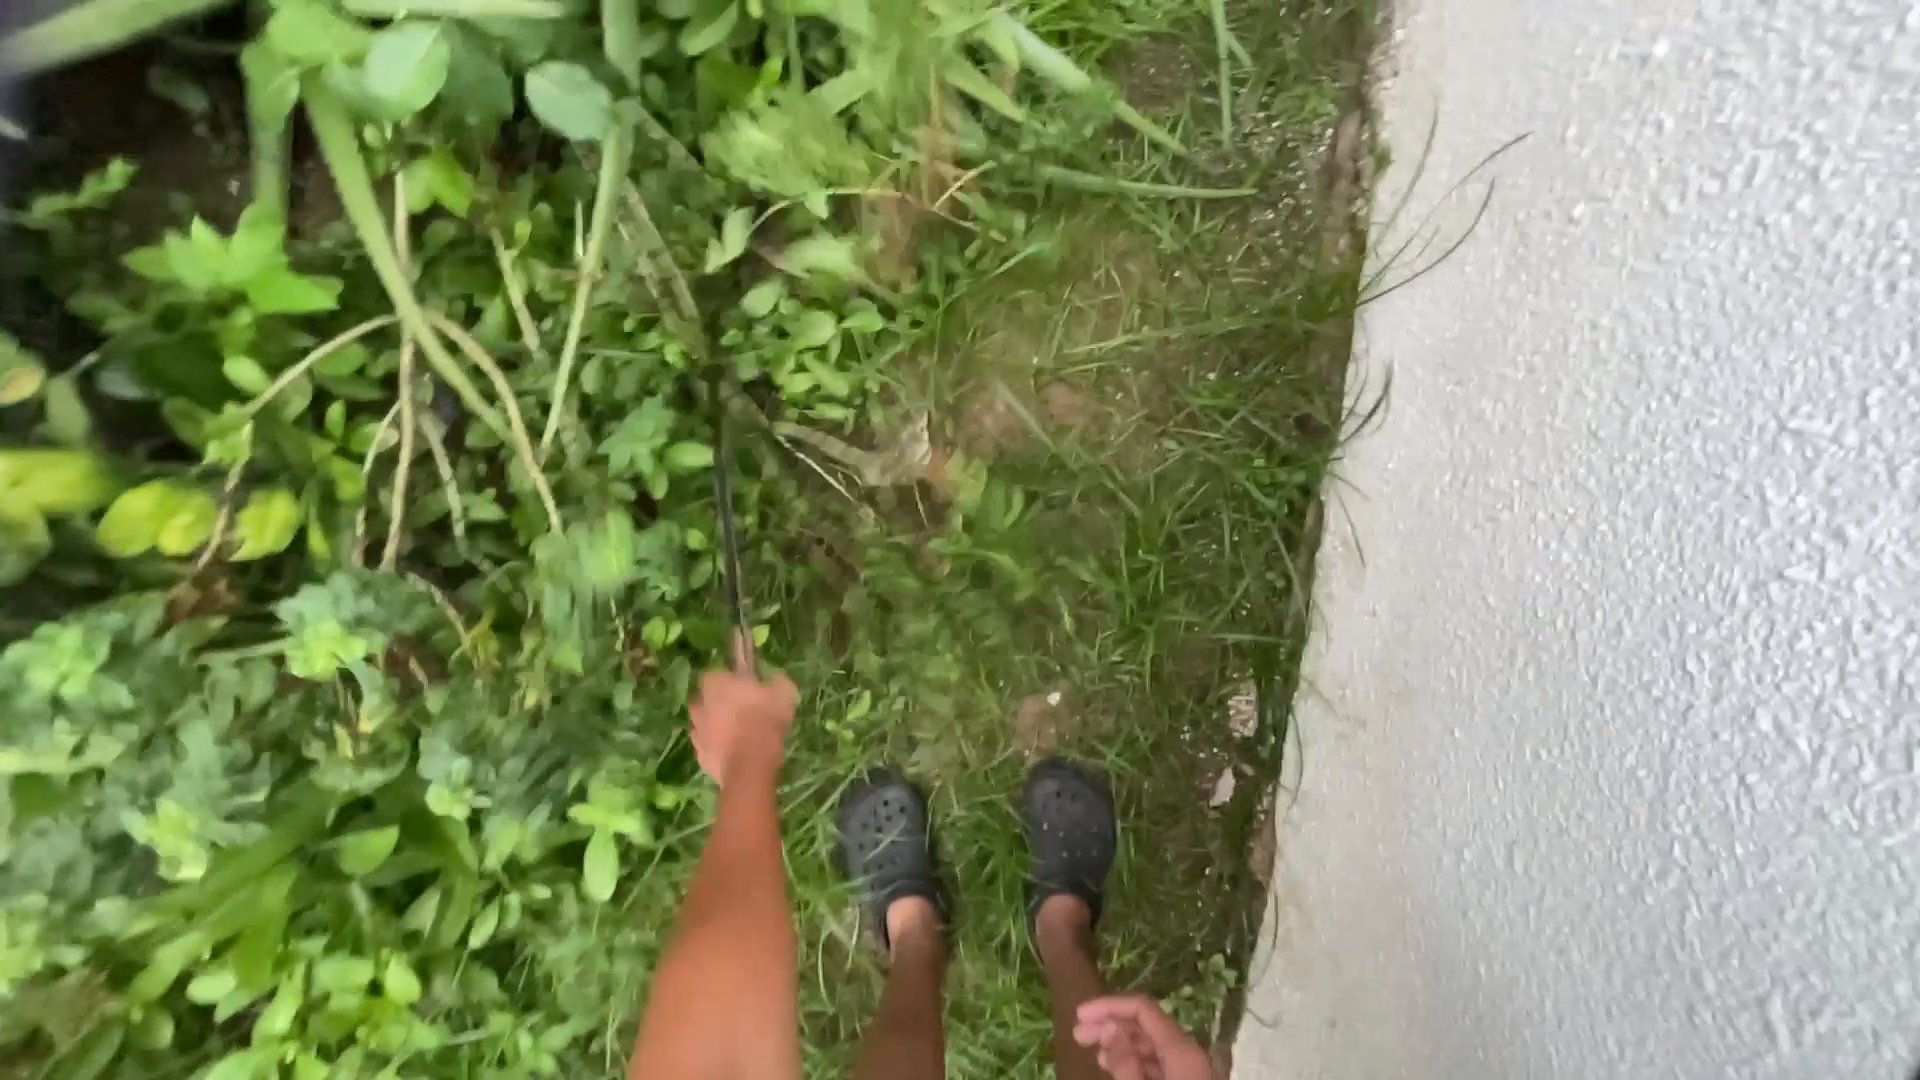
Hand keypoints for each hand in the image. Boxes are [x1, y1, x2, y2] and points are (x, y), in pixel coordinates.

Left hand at [688, 638, 796, 788]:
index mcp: (716, 683)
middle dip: (720, 700)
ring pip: (705, 722)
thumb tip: (774, 678)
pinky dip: (717, 745)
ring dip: (716, 723)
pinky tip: (734, 750)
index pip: (717, 672)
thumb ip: (776, 680)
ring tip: (738, 730)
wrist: (750, 766)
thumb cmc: (765, 721)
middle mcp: (700, 704)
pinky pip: (708, 745)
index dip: (731, 678)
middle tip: (742, 707)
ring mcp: (697, 731)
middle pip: (706, 697)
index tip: (746, 685)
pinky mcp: (699, 755)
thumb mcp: (783, 693)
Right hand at [1074, 995, 1214, 1079]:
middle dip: (1111, 1024)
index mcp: (1184, 1049)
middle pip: (1146, 1024)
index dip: (1109, 1005)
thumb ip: (1126, 1062)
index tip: (1079, 1015)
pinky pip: (1159, 1064)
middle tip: (1078, 1035)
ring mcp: (1192, 1069)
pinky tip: (1117, 1067)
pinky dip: (1135, 1062)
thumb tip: (1109, 1025)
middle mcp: (1190, 1052)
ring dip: (1121, 1044)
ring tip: (1096, 1053)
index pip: (1142, 1007)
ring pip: (1151, 1045)